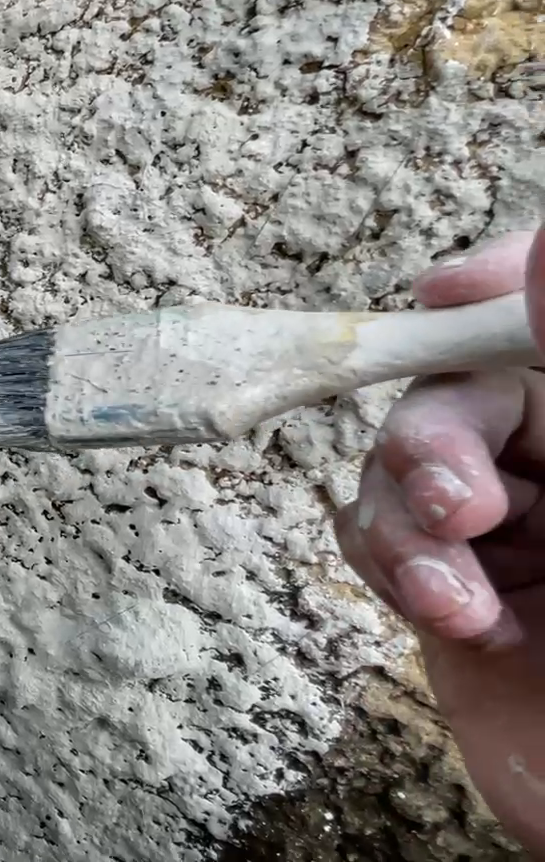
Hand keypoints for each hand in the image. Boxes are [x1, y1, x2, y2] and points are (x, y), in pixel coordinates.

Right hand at [335, 229, 544, 848]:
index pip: (541, 334)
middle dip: (432, 442)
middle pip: (457, 401)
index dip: (504, 292)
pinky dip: (393, 570)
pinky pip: (378, 543)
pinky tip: (453, 615)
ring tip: (454, 594)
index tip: (450, 293)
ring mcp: (516, 533)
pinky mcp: (454, 588)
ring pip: (397, 473)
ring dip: (405, 527)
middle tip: (458, 504)